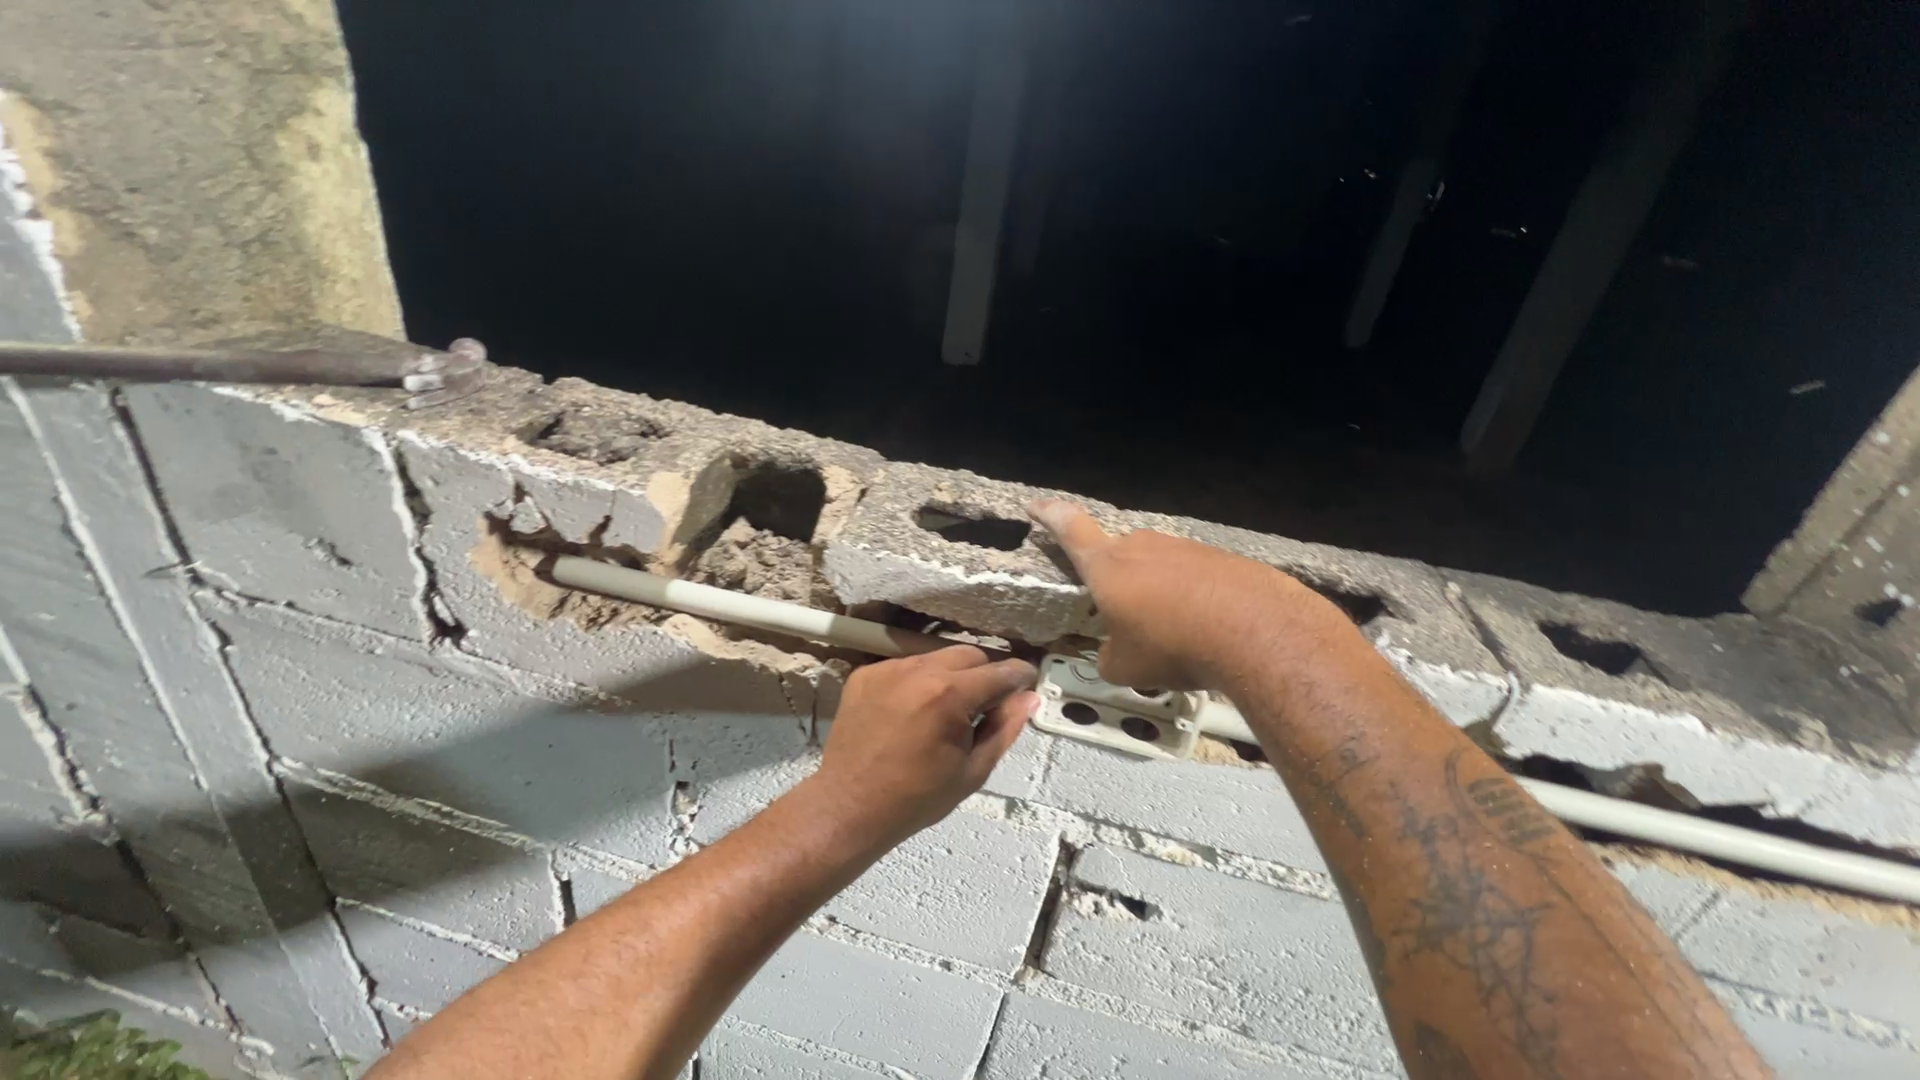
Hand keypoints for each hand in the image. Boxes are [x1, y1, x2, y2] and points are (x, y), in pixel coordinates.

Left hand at [810, 646, 1038, 846]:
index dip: (1020, 677)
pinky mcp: (865, 674)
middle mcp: (919, 670)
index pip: (1000, 672)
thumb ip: (1005, 729)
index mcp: (950, 694)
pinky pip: (904, 667)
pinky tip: (912, 711)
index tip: (1028, 683)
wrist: (849, 805)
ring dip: (950, 676)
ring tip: (944, 711)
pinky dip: (917, 682)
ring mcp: (888, 668)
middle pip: (970, 654)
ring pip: (935, 657)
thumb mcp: (973, 771)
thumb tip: (1028, 698)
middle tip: (984, 706)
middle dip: (984, 674)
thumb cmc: (916, 798)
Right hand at [1029, 499, 1334, 690]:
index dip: (1049, 515)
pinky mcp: (1219, 559)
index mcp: (1107, 565)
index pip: (1070, 529)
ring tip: (1170, 631)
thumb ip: (1108, 656)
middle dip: (1115, 580)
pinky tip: (1204, 627)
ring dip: (1156, 593)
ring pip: (1157, 567)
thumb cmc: (1172, 645)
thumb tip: (1113, 654)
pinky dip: (1190, 598)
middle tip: (1121, 613)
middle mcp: (1142, 546)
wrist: (1256, 630)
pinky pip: (1192, 577)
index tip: (1035, 505)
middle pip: (1117, 555)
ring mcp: (1184, 548)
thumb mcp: (1125, 667)